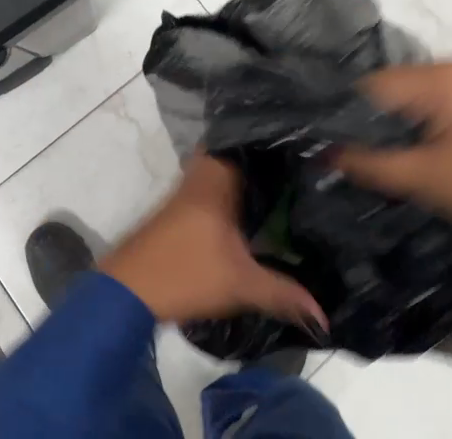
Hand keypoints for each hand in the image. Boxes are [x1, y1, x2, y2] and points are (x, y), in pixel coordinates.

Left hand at [99, 155, 328, 329]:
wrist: (127, 291)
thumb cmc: (184, 274)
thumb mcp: (241, 285)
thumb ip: (284, 294)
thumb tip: (325, 316)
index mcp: (216, 178)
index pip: (247, 140)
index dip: (274, 136)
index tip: (305, 136)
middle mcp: (201, 176)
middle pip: (236, 154)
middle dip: (266, 157)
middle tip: (303, 160)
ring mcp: (187, 193)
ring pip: (224, 172)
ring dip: (249, 176)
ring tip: (290, 180)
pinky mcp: (180, 212)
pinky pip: (216, 189)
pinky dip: (235, 193)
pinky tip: (257, 210)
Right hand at [332, 62, 451, 292]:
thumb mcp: (428, 180)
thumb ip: (369, 164)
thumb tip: (320, 152)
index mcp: (440, 76)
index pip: (367, 85)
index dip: (339, 115)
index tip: (315, 145)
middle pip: (389, 90)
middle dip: (365, 123)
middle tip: (337, 158)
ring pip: (412, 102)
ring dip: (392, 130)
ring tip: (369, 163)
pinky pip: (435, 110)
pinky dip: (417, 131)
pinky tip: (410, 160)